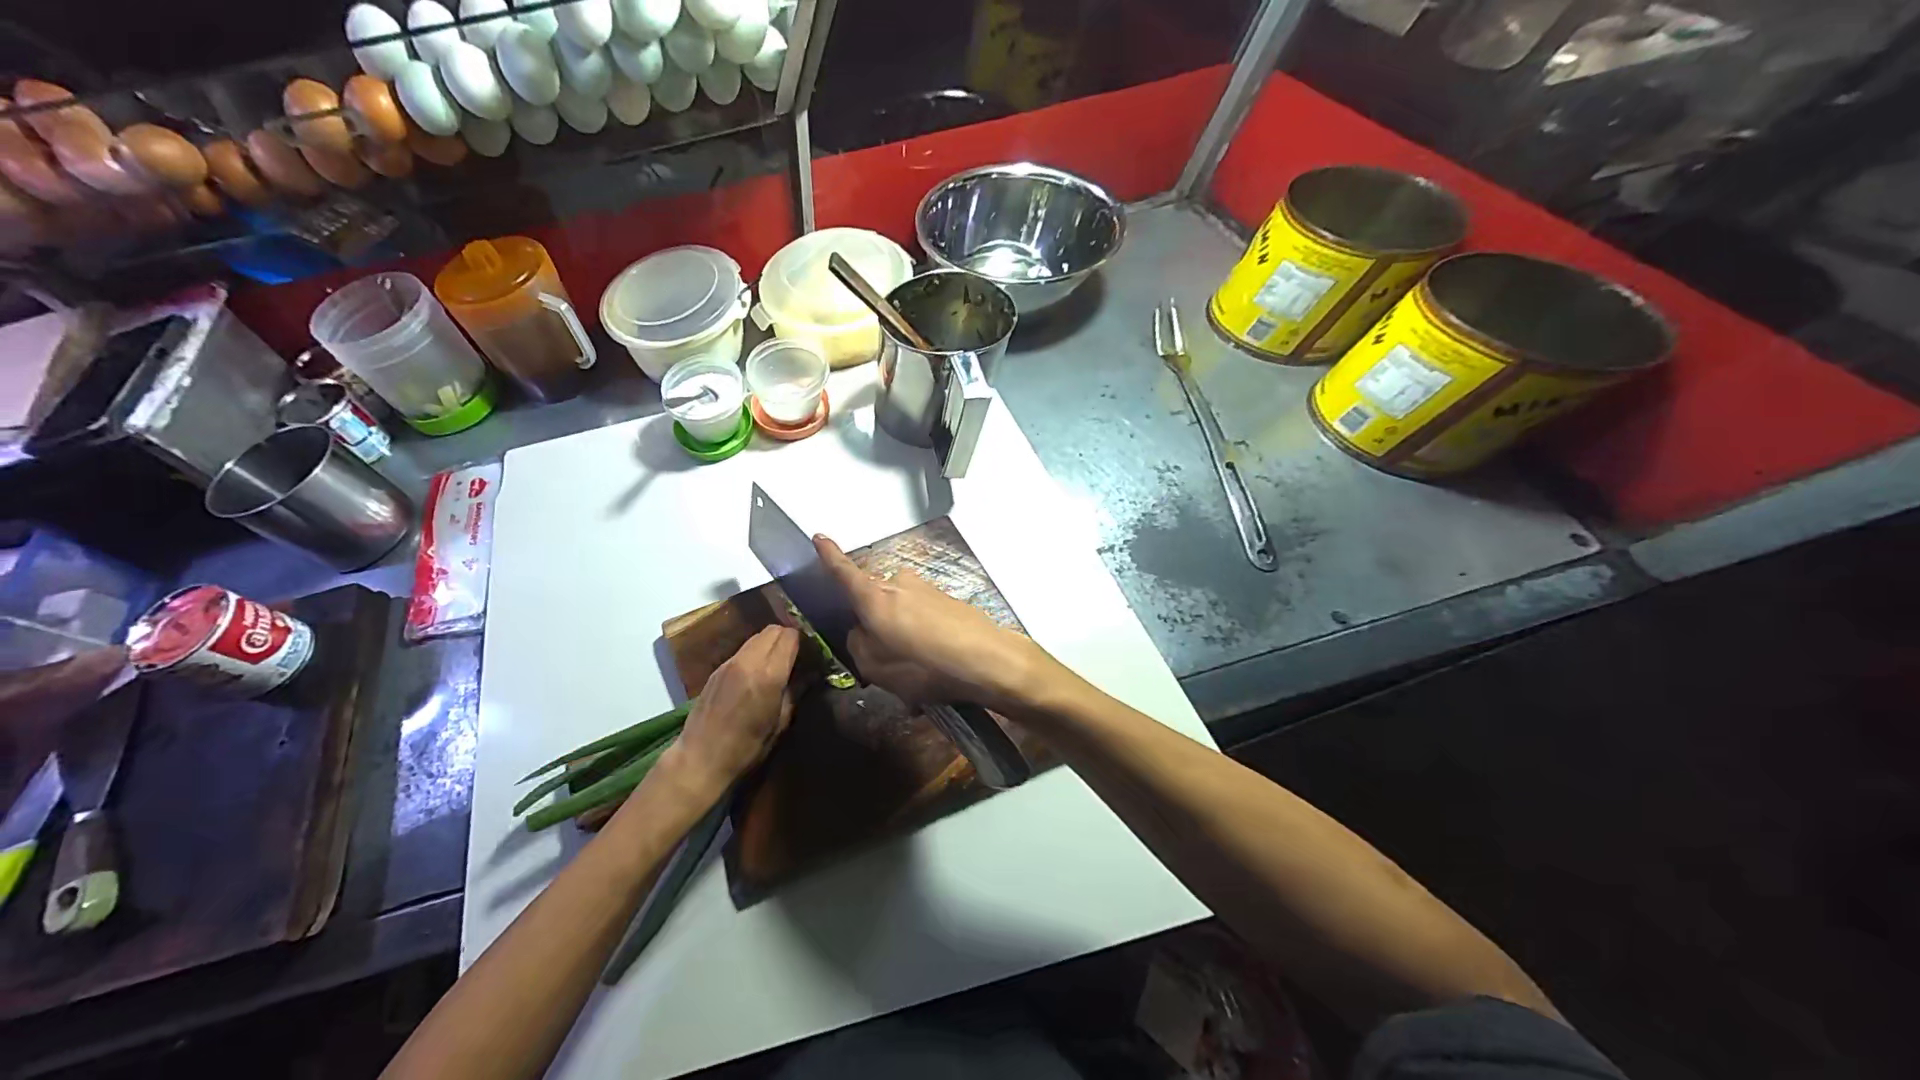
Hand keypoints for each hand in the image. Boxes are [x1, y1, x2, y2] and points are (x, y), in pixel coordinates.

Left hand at [659, 625, 799, 796]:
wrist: (700, 759)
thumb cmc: (746, 748)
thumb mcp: (780, 723)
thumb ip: (795, 692)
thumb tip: (810, 674)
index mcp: (768, 675)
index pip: (789, 637)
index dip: (803, 641)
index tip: (810, 653)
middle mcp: (747, 662)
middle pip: (772, 630)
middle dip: (787, 637)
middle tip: (796, 655)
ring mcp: (729, 663)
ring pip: (756, 637)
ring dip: (770, 643)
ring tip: (778, 662)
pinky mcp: (716, 670)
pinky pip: (742, 650)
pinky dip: (755, 652)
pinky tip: (757, 672)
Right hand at [814, 535, 1060, 711]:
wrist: (989, 659)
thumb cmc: (927, 665)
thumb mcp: (877, 668)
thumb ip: (859, 645)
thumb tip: (863, 632)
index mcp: (874, 598)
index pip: (844, 572)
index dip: (829, 556)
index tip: (820, 537)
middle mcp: (898, 585)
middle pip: (874, 598)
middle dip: (874, 622)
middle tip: (883, 657)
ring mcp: (925, 589)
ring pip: (900, 610)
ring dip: (901, 634)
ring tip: (913, 671)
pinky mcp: (947, 599)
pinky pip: (922, 617)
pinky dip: (922, 637)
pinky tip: (934, 665)